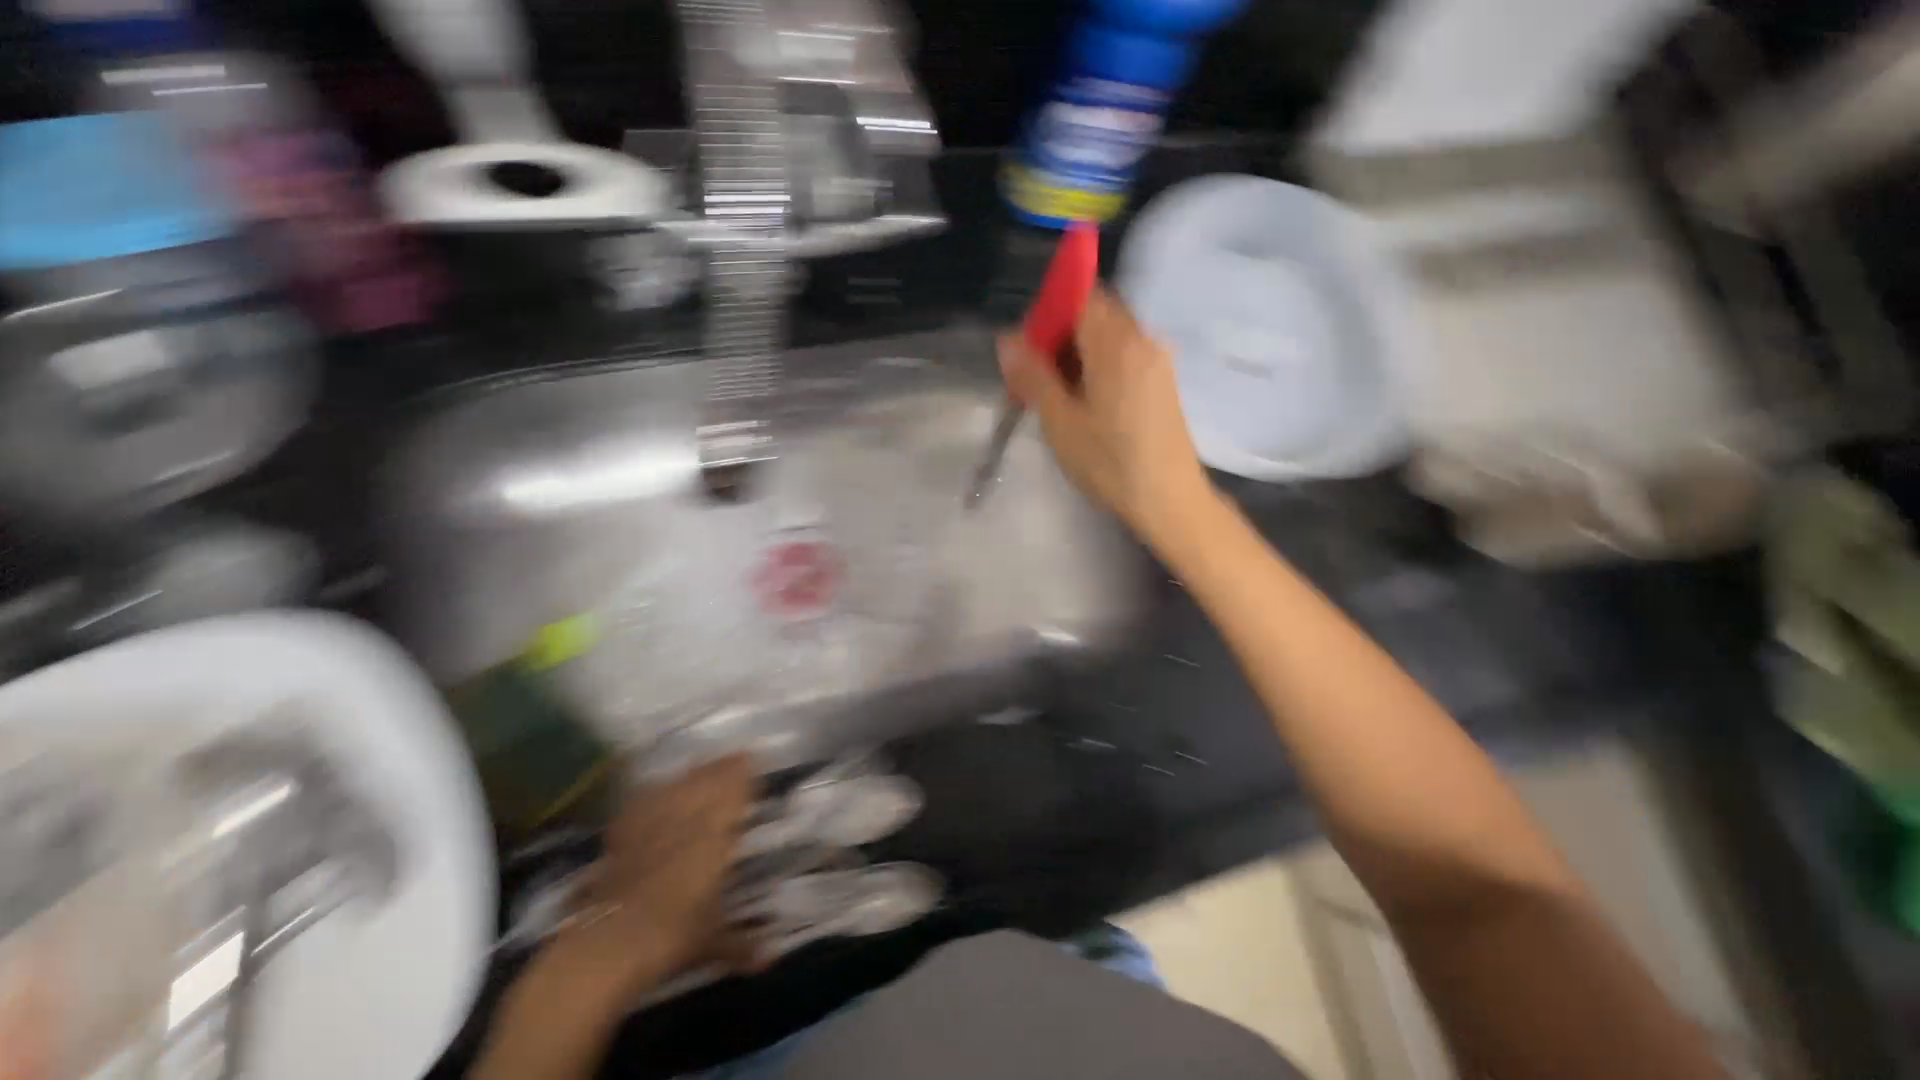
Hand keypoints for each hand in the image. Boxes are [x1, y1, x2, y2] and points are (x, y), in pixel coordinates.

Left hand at [476, 756, 761, 1079]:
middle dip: (719, 768)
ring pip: (672, 790)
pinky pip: (637, 808)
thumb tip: (770, 960)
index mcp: (713, 839)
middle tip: (732, 756)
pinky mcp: (619, 840)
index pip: (731, 794)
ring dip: (687, 776)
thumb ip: (742, 945)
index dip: (742, 775)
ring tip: (697, 767)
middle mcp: (683, 824)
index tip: (752, 759)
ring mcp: (648, 829)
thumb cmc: (673, 937)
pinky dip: (648, 796)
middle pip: (702, 784)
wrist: (610, 945)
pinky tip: (650, 792)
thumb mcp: (714, 943)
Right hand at [999, 287, 1213, 547]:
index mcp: (1116, 342)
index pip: (1080, 294)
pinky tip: (1084, 405)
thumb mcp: (1060, 422)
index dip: (1049, 311)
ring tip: (1055, 397)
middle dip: (1060, 335)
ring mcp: (1157, 360)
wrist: (1170, 501)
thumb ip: (1032, 375)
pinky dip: (1098, 366)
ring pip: (1108, 336)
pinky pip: (1123, 355)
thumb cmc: (1110, 463)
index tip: (1028, 347)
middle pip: (1094, 313)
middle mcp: (1142, 339)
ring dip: (1077, 353)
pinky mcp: (1162, 381)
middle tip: (1034, 377)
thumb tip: (1008, 339)